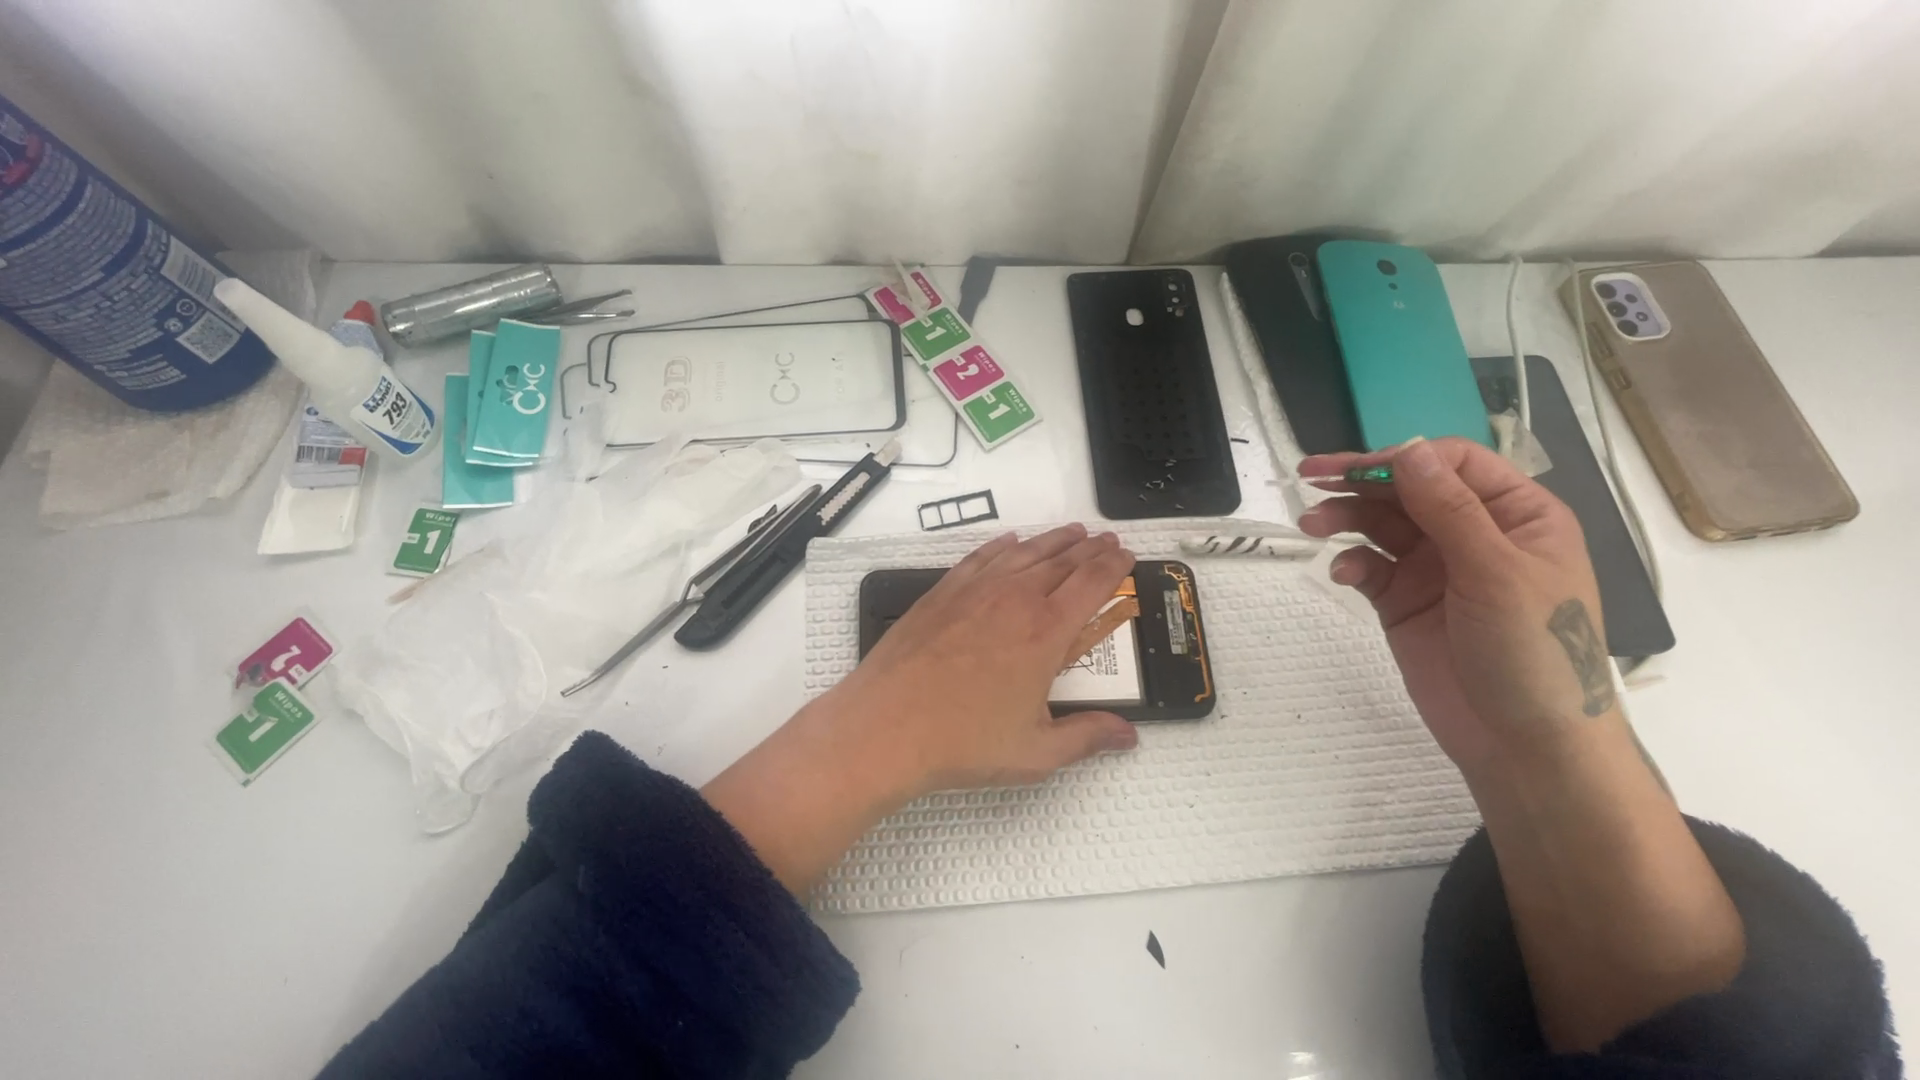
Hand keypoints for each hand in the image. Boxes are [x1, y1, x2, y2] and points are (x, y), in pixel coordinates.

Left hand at [833, 523, 1140, 792]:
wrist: (885, 727)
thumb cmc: (963, 743)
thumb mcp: (1035, 752)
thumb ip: (1086, 737)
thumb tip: (1129, 735)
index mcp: (1045, 632)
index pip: (1091, 584)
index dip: (1114, 566)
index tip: (1127, 555)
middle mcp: (1014, 600)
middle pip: (1062, 561)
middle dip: (1090, 548)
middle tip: (1107, 539)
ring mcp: (974, 591)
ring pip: (1023, 552)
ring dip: (1052, 540)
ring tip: (1072, 532)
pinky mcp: (941, 593)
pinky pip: (980, 557)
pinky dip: (1001, 545)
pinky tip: (1009, 540)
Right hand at [1295, 437, 1617, 775]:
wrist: (1524, 744)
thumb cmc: (1534, 651)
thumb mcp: (1496, 572)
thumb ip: (1449, 509)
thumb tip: (1408, 450)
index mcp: (1517, 515)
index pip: (1454, 465)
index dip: (1403, 460)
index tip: (1355, 470)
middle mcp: (1475, 534)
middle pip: (1408, 490)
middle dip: (1361, 484)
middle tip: (1310, 477)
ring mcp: (1436, 569)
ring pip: (1381, 526)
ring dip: (1345, 519)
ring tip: (1310, 525)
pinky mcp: (1404, 602)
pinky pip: (1370, 568)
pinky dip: (1351, 564)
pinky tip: (1342, 574)